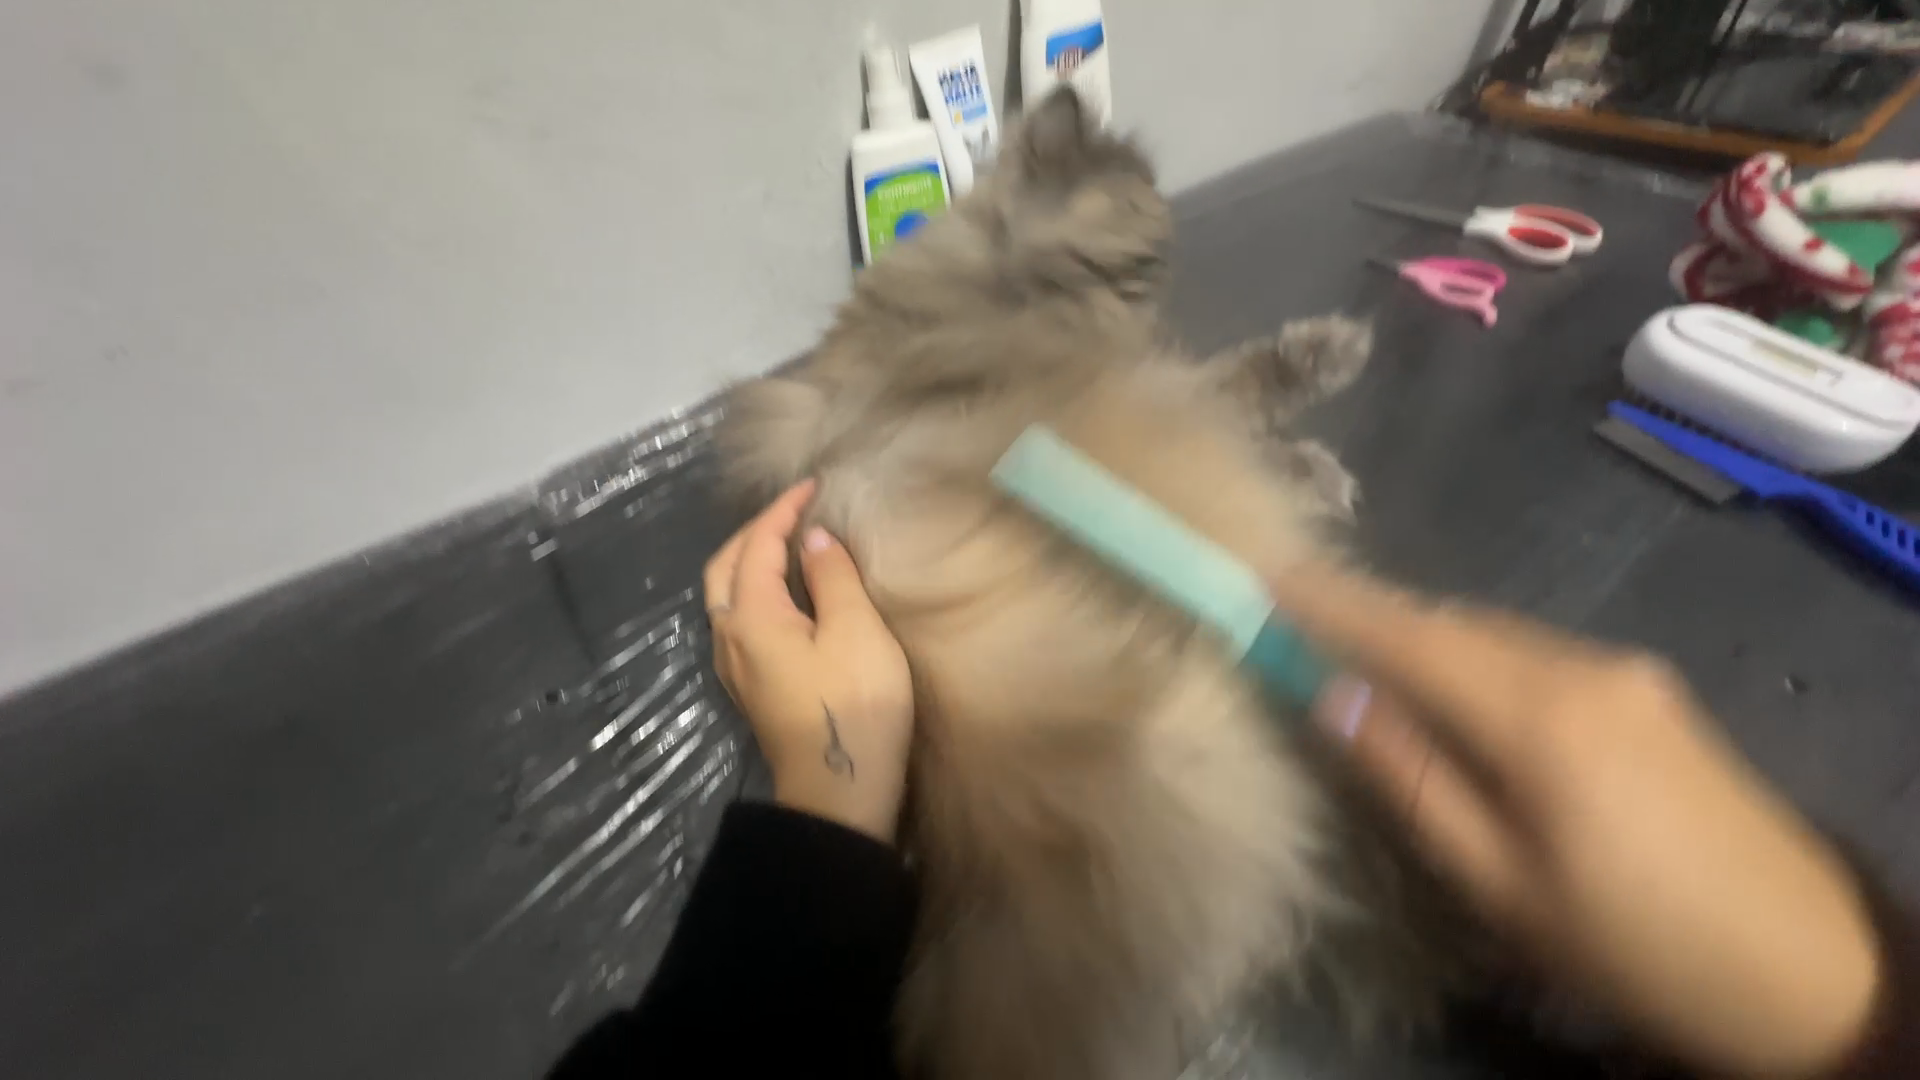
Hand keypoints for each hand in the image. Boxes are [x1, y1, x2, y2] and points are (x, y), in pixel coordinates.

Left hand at [704, 481, 914, 842]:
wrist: (839, 792)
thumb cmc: (854, 705)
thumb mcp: (856, 631)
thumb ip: (832, 577)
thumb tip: (813, 539)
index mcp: (752, 616)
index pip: (759, 545)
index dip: (784, 510)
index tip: (815, 485)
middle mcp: (729, 636)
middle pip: (725, 566)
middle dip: (756, 531)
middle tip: (795, 511)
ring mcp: (735, 665)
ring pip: (726, 594)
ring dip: (751, 558)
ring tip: (789, 543)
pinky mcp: (751, 685)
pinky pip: (739, 617)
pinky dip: (756, 588)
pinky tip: (786, 593)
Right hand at [1271, 566, 1880, 1079]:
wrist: (1829, 980)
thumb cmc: (1636, 945)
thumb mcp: (1498, 881)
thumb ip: (1408, 775)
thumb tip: (1330, 694)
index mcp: (1542, 716)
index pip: (1409, 636)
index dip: (1332, 604)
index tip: (1268, 577)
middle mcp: (1580, 668)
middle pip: (1445, 620)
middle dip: (1363, 609)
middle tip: (1290, 606)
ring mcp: (1619, 671)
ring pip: (1482, 629)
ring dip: (1409, 629)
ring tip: (1345, 638)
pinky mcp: (1639, 689)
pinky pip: (1518, 648)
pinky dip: (1457, 648)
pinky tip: (1434, 675)